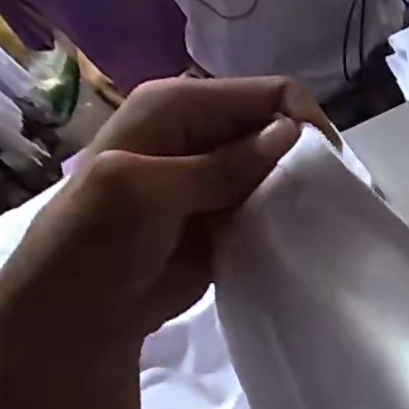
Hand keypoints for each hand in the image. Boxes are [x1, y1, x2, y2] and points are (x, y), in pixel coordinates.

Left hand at [0, 76, 335, 370]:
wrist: (79, 312)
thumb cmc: (95, 244)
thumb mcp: (147, 194)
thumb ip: (218, 166)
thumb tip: (289, 135)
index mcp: (178, 107)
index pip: (268, 95)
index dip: (304, 123)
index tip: (329, 173)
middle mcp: (202, 135)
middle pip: (278, 130)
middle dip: (306, 160)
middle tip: (326, 205)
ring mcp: (215, 180)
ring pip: (278, 171)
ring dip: (298, 194)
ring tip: (316, 225)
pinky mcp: (226, 219)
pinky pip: (270, 208)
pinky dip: (286, 221)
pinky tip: (296, 240)